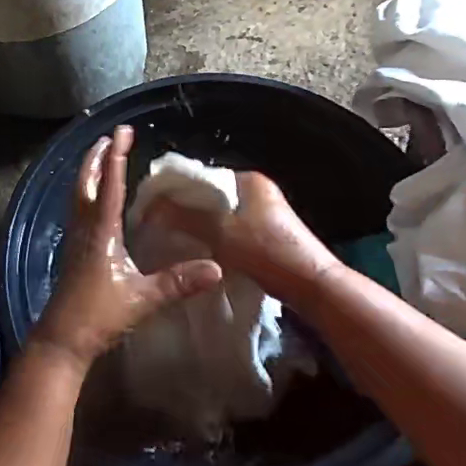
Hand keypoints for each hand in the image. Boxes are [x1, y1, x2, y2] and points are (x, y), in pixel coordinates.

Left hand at [31, 126, 222, 367]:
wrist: (62, 339)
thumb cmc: (99, 316)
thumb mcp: (143, 299)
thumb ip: (178, 283)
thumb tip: (218, 268)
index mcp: (101, 232)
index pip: (110, 185)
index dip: (118, 157)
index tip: (123, 132)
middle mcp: (85, 229)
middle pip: (87, 184)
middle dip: (97, 158)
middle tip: (109, 136)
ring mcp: (76, 240)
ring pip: (80, 196)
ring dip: (90, 173)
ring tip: (101, 158)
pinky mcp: (74, 253)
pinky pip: (79, 212)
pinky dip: (88, 194)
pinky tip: (96, 201)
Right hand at [149, 171, 339, 309]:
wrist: (314, 288)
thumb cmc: (268, 254)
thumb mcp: (221, 233)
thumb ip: (184, 217)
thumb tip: (150, 207)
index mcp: (249, 181)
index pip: (201, 178)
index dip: (175, 192)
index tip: (153, 208)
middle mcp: (257, 192)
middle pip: (208, 198)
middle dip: (184, 211)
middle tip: (159, 225)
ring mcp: (262, 214)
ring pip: (218, 216)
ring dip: (198, 227)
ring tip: (173, 239)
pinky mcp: (264, 235)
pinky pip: (228, 231)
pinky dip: (213, 239)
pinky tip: (198, 251)